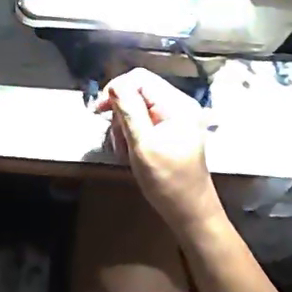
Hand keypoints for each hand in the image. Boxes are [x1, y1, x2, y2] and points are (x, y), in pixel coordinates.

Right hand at [94, 69, 225, 237]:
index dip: (117, 89)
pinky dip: (134, 132)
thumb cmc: (168, 182)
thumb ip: (130, 112)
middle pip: (139, 90)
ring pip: (140, 106)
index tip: (101, 110)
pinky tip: (130, 150)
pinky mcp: (173, 131)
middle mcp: (180, 106)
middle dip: (121, 110)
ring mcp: (178, 118)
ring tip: (123, 148)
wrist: (191, 213)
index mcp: (177, 105)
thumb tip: (114, 85)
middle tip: (115, 137)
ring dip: (125, 124)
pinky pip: (146, 120)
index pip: (140, 79)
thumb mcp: (143, 146)